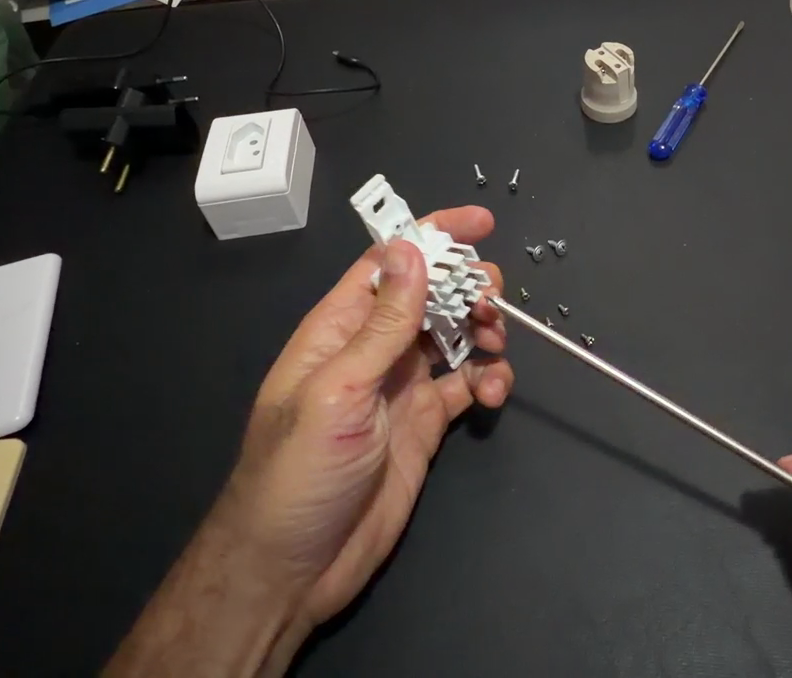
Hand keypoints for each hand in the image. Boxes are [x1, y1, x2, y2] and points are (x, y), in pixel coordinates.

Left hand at [106, 207, 513, 677]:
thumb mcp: (339, 391)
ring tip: (498, 345)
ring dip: (484, 331)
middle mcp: (375, 348)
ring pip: (455, 335)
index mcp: (341, 327)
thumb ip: (382, 324)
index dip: (433, 235)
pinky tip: (494, 392)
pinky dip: (489, 379)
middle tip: (493, 300)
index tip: (481, 223)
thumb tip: (411, 249)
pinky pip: (467, 383)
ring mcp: (402, 385)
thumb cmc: (299, 472)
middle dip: (468, 287)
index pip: (390, 261)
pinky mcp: (426, 422)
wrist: (293, 568)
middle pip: (431, 295)